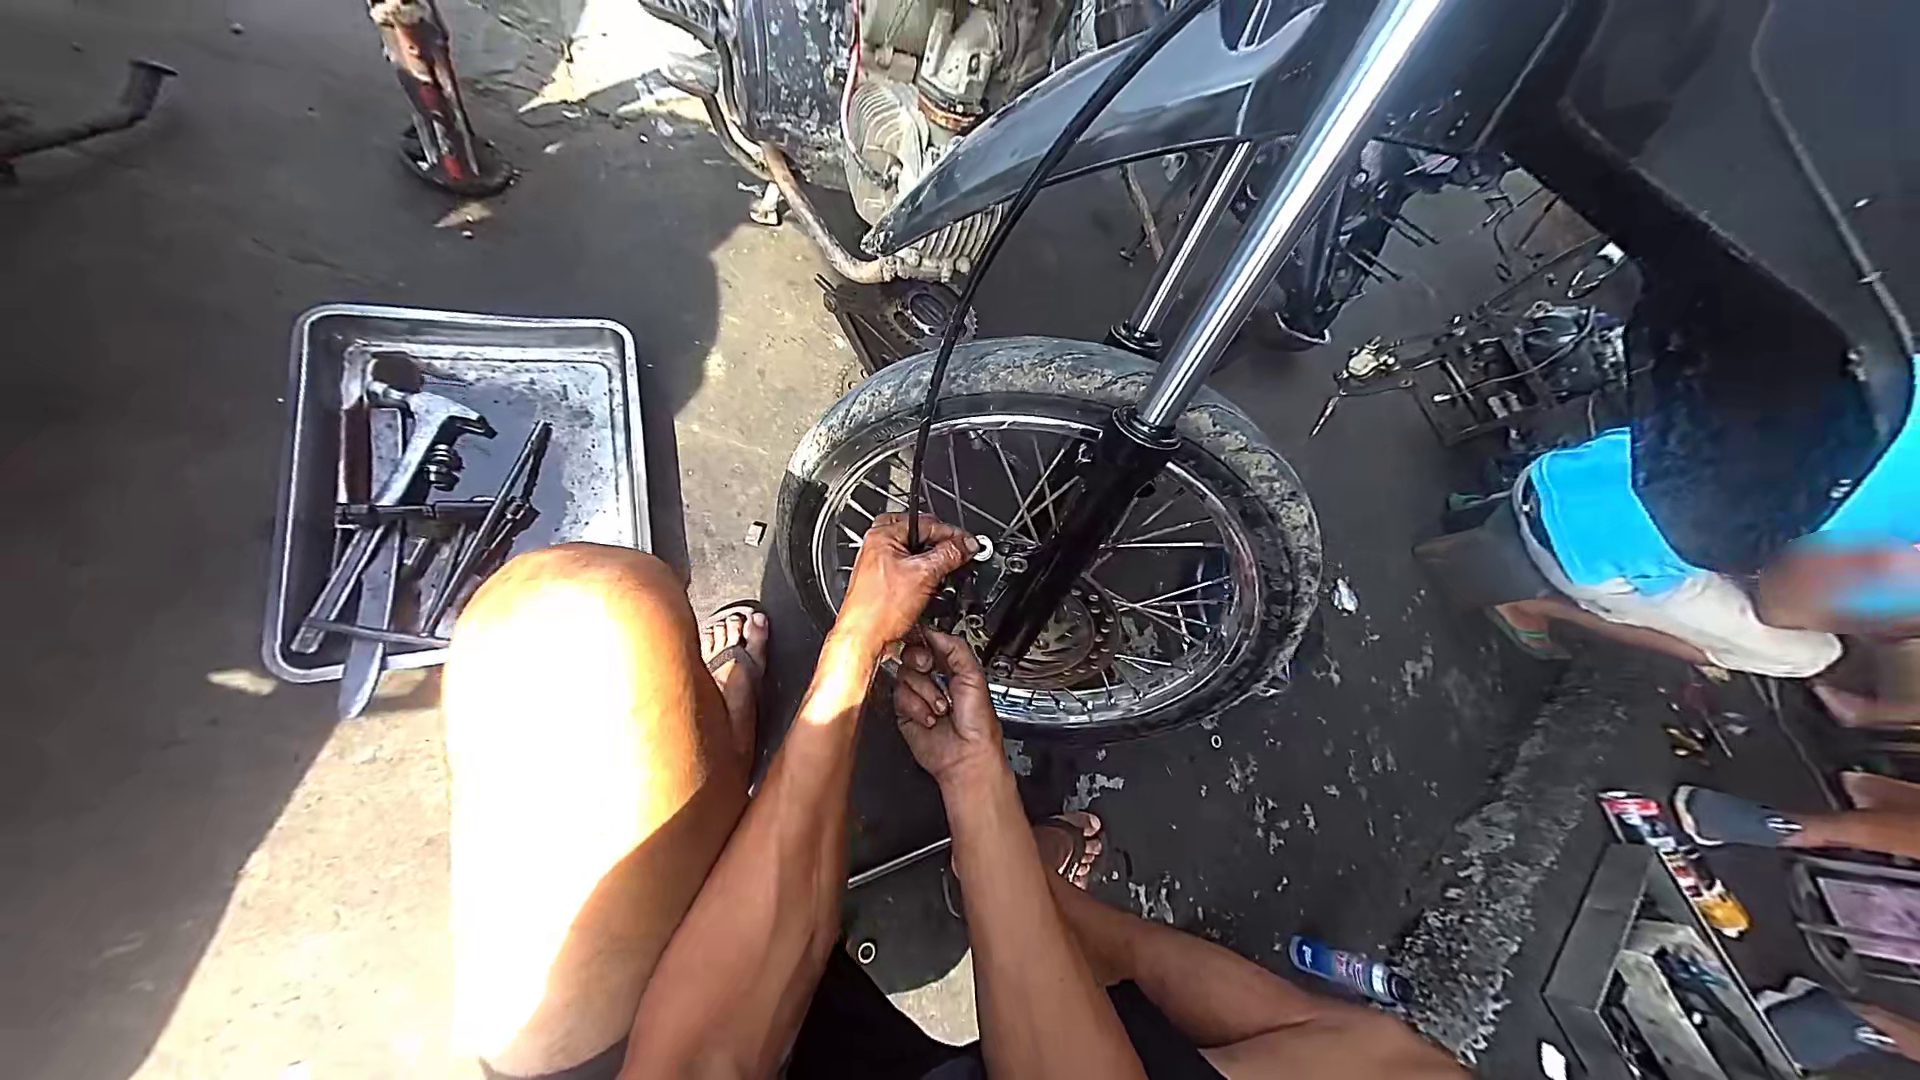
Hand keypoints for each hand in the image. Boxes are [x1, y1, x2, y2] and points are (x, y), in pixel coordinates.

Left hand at [834, 513, 977, 648]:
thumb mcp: (924, 575)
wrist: (863, 639)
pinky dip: (922, 573)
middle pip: (917, 533)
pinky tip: (930, 585)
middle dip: (939, 542)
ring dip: (931, 559)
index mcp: (882, 536)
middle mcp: (877, 547)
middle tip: (956, 551)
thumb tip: (966, 544)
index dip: (951, 534)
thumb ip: (949, 555)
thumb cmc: (878, 609)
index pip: (926, 523)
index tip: (968, 544)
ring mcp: (878, 565)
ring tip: (944, 570)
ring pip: (912, 552)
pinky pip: (907, 569)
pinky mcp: (882, 582)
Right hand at [893, 628, 1007, 791]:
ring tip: (941, 706)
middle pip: (910, 654)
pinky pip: (899, 696)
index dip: (922, 639)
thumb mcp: (973, 675)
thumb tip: (933, 632)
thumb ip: (955, 648)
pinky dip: (916, 707)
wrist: (966, 755)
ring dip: (925, 692)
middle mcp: (933, 677)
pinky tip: (930, 718)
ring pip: (904, 675)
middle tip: (929, 669)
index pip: (929, 641)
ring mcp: (918, 694)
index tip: (921, 640)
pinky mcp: (905, 711)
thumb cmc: (977, 722)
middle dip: (920, 662)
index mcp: (951, 665)